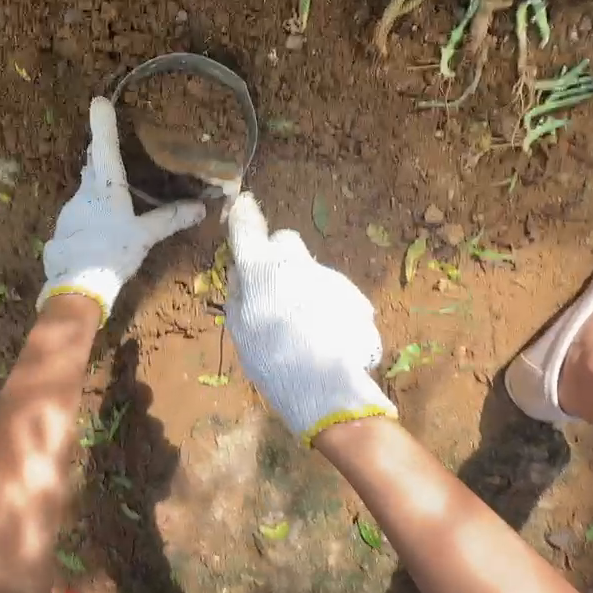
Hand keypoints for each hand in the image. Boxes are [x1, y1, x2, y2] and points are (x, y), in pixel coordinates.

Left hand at [39, 97, 205, 324]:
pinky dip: (91, 213)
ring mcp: (70, 211)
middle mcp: (83, 193)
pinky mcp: (64, 229)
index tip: (98, 101)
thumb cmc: (113, 254)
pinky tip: (101, 228)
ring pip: (86, 192)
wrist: (76, 287)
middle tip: (108, 143)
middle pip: (92, 166)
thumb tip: (199, 207)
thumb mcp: (145, 236)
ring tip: (115, 194)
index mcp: (104, 188)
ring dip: (98, 189)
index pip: (103, 148)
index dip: (102, 123)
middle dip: (100, 154)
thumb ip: (170, 219)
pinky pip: (80, 214)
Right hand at [226, 192, 395, 442]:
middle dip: (278, 258)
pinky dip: (327, 309)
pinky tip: (325, 339)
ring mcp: (330, 277)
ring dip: (304, 287)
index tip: (241, 206)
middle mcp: (296, 262)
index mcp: (261, 266)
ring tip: (302, 328)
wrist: (325, 386)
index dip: (242, 214)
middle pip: (285, 242)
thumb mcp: (238, 327)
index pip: (247, 226)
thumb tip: (242, 274)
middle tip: (273, 289)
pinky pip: (333, 295)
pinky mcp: (355, 297)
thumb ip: (238, 293)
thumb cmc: (269, 356)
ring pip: (311, 270)